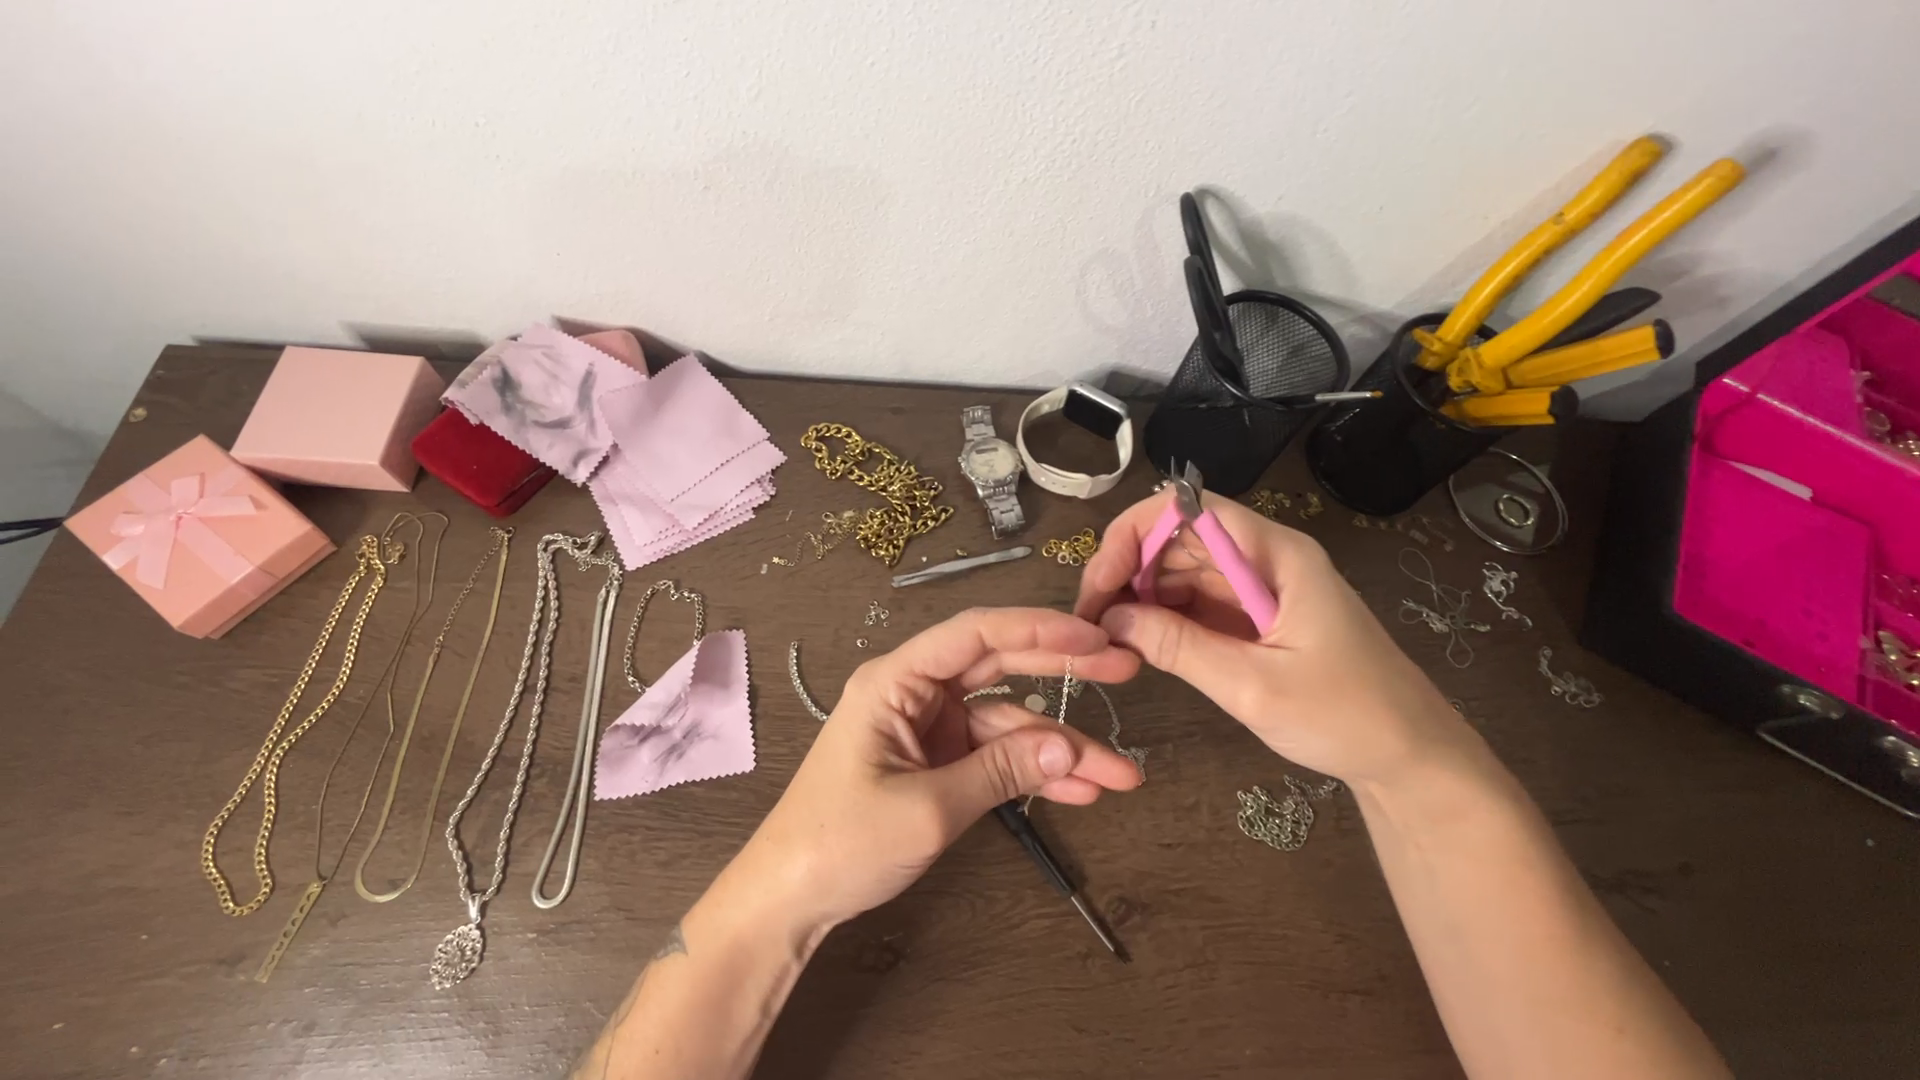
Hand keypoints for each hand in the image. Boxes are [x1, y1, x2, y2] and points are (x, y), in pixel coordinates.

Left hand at [738, 607, 1143, 930]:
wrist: (790, 898)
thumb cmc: (841, 843)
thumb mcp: (928, 809)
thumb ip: (1000, 772)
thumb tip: (1071, 749)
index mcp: (896, 680)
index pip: (976, 635)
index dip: (1039, 629)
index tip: (1095, 639)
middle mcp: (915, 691)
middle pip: (999, 666)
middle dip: (1063, 673)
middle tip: (1126, 669)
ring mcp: (928, 726)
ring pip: (1006, 721)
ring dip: (1059, 749)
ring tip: (1120, 774)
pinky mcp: (937, 760)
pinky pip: (995, 756)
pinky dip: (1033, 775)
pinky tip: (1080, 791)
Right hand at [1074, 491, 1472, 788]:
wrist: (1410, 757)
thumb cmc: (1345, 716)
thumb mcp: (1253, 685)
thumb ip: (1178, 647)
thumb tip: (1108, 620)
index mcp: (1274, 554)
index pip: (1190, 509)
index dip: (1136, 533)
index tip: (1101, 583)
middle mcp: (1262, 559)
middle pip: (1179, 536)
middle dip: (1128, 568)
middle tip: (1090, 620)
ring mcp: (1257, 589)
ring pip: (1181, 570)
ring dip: (1140, 596)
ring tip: (1107, 637)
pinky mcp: (1252, 619)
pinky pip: (1194, 602)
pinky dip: (1162, 618)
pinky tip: (1138, 644)